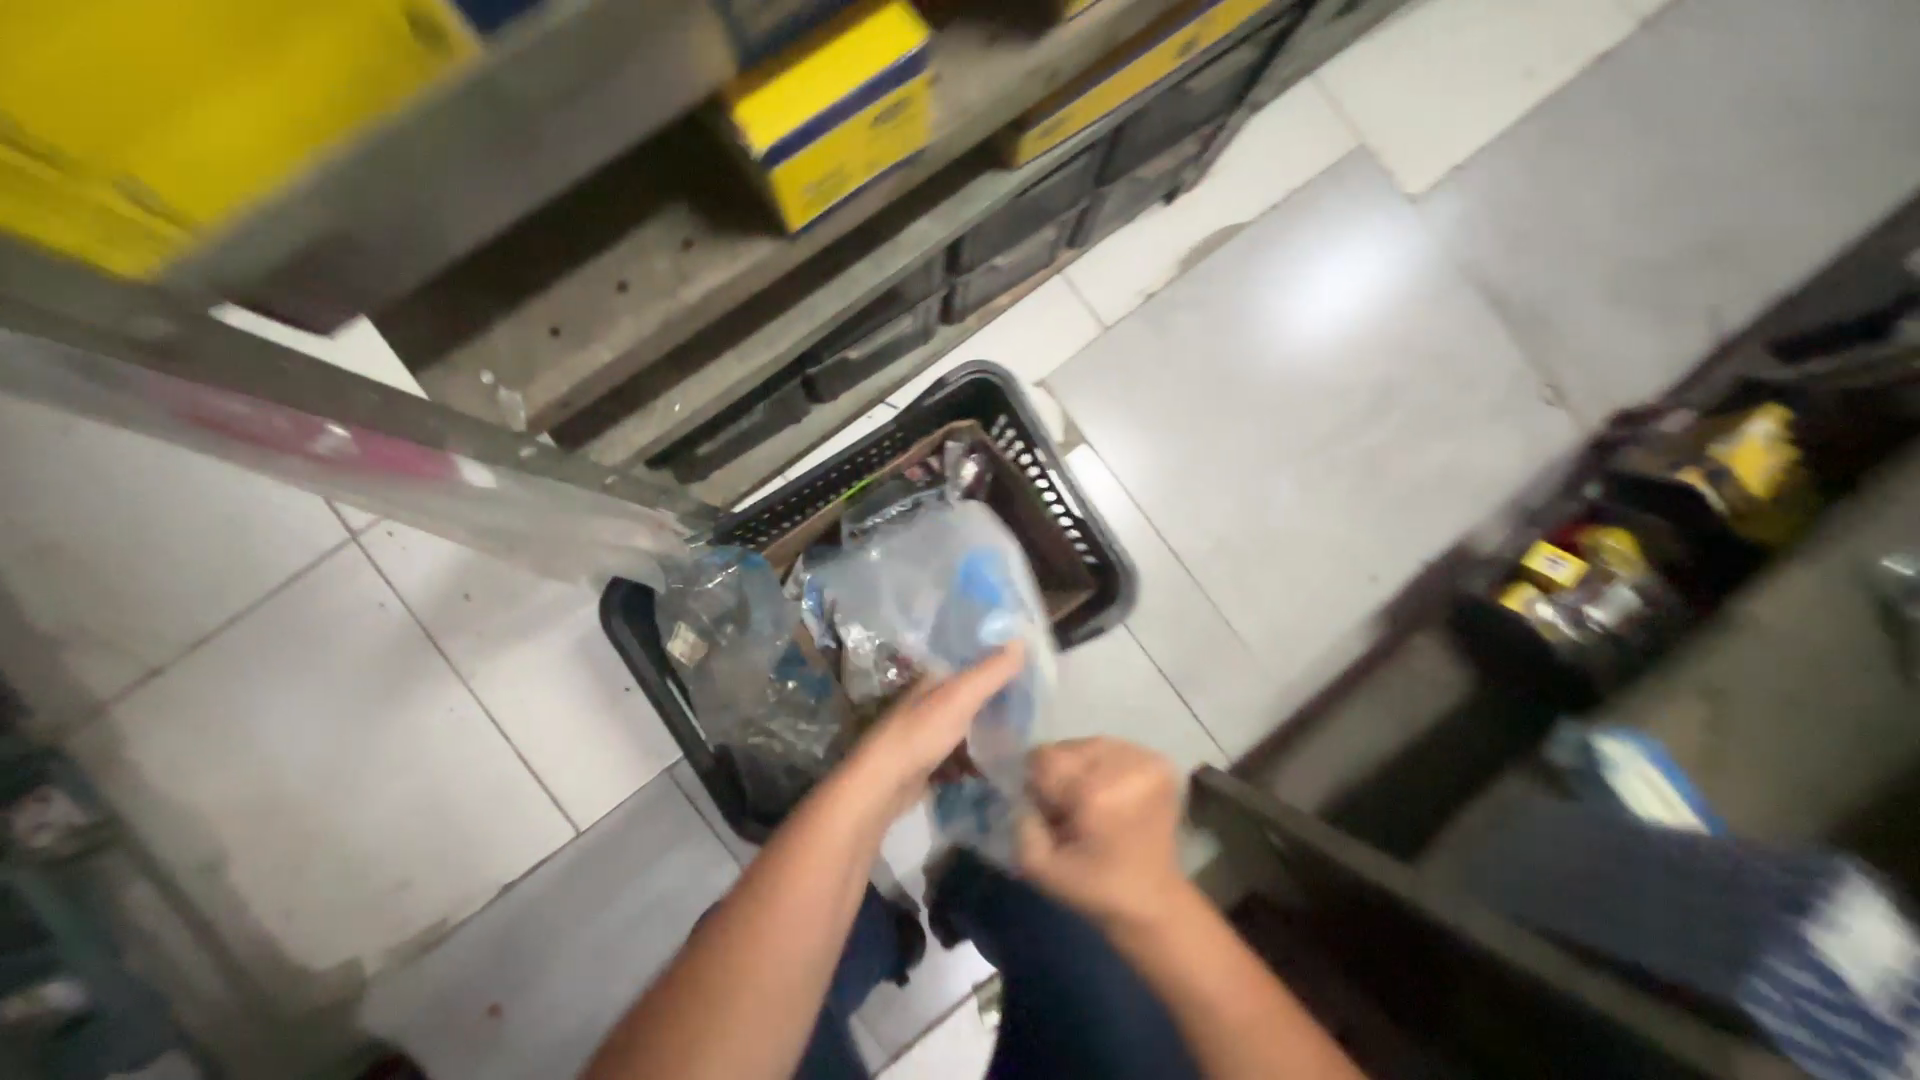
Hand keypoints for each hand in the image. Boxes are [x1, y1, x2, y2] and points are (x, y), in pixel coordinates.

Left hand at [852, 643, 1024, 814]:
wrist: (883, 786)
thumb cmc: (920, 735)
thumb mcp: (960, 698)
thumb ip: (990, 672)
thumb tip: (1021, 640)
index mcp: (933, 680)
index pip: (971, 662)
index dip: (998, 662)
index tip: (1032, 667)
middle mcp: (929, 702)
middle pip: (971, 696)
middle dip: (999, 700)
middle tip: (1037, 706)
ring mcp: (927, 734)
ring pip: (968, 727)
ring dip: (991, 732)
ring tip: (1027, 737)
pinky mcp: (929, 764)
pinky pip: (962, 756)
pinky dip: (979, 760)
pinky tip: (1000, 766)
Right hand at [1017, 737, 1187, 929]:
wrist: (1153, 900)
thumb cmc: (1095, 887)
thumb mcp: (1040, 867)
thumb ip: (1020, 821)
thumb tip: (1025, 789)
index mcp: (1095, 793)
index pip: (1043, 758)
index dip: (1039, 788)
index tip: (1053, 815)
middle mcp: (1124, 767)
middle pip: (1066, 747)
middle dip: (1061, 777)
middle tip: (1073, 813)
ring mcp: (1147, 761)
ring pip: (1087, 745)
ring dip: (1081, 770)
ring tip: (1093, 804)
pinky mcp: (1160, 762)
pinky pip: (1112, 749)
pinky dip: (1104, 768)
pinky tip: (1112, 796)